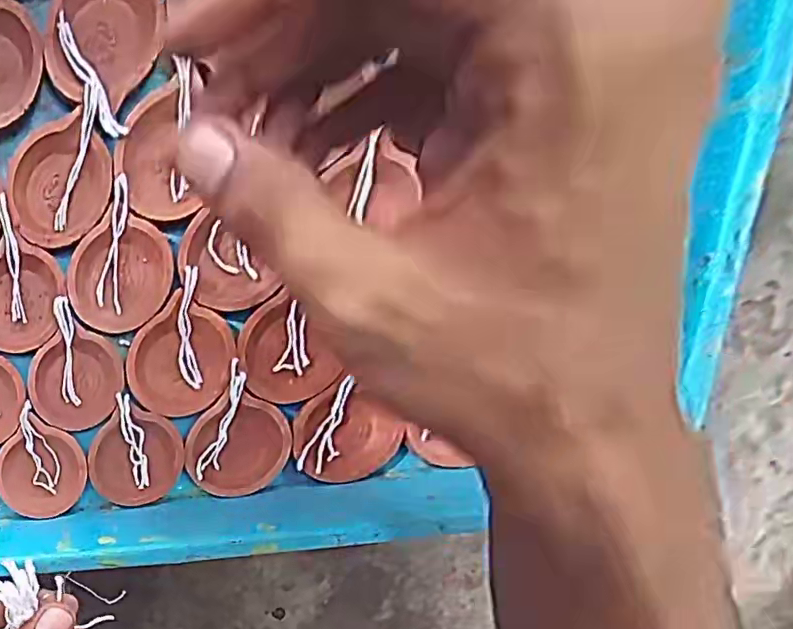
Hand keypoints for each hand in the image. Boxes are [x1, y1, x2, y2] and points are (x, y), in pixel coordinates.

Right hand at [171, 0, 726, 488]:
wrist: (579, 423)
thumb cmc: (483, 365)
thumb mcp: (358, 293)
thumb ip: (270, 205)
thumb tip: (189, 142)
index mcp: (575, 39)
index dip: (275, 7)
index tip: (187, 43)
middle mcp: (605, 13)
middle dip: (290, 36)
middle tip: (208, 100)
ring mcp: (591, 49)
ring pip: (422, 15)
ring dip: (319, 66)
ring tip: (245, 139)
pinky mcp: (564, 91)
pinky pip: (446, 58)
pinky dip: (364, 93)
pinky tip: (303, 148)